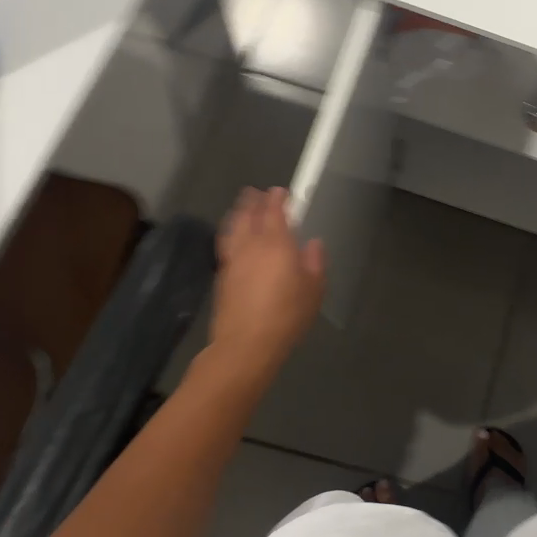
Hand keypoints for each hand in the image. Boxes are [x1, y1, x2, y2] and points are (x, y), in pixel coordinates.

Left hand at [197, 187, 324, 385]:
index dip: (277, 198)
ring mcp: (233, 259)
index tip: (281, 192)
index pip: (274, 211)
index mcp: (277, 244)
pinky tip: (234, 236)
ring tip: (242, 207)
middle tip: (259, 192)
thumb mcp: (314, 290)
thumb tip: (312, 244)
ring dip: (239, 213)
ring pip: (233, 227)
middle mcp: (251, 245)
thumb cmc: (287, 316)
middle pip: (249, 214)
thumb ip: (313, 262)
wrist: (246, 344)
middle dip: (254, 200)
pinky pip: (226, 243)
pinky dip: (230, 232)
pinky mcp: (222, 274)